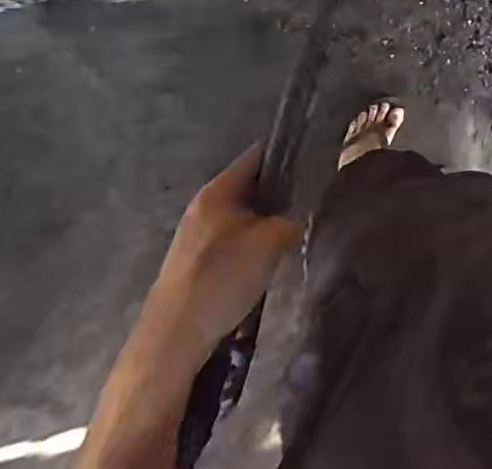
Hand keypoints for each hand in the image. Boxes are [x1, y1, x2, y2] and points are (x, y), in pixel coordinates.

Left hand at [140, 146, 302, 355]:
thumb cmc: (222, 278)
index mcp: (218, 190)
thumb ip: (294, 217)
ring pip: (247, 211)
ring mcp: (197, 234)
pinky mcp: (198, 260)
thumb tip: (301, 214)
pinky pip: (237, 234)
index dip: (291, 149)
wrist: (171, 342)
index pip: (260, 153)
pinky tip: (274, 252)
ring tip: (301, 221)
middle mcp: (204, 205)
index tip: (320, 151)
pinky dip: (258, 236)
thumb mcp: (273, 240)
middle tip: (317, 191)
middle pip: (254, 183)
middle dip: (285, 185)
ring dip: (271, 214)